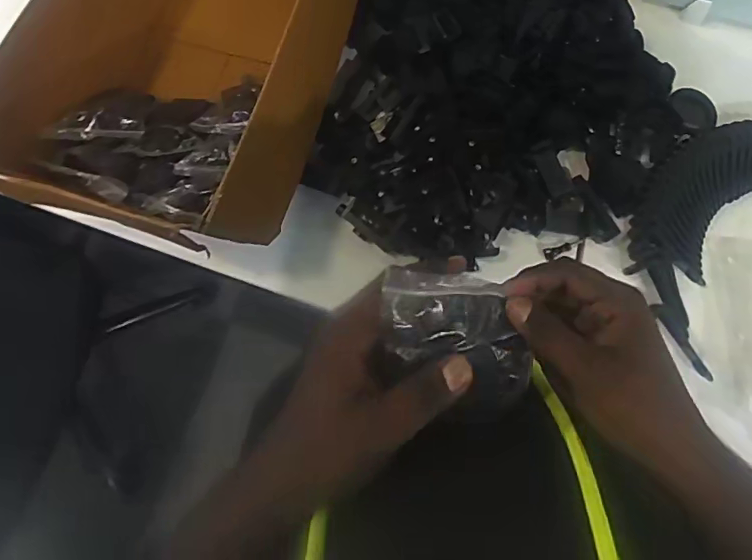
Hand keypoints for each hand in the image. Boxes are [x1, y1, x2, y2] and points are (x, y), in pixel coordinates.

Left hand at [255, 278, 473, 501]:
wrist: (281, 484)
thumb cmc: (328, 449)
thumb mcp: (382, 426)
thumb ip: (423, 394)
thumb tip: (466, 363)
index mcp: (349, 331)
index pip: (390, 285)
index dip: (426, 273)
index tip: (461, 268)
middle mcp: (345, 330)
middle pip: (390, 297)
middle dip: (428, 292)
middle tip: (470, 294)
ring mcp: (344, 349)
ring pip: (388, 320)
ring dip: (421, 316)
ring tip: (463, 317)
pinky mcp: (347, 369)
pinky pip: (383, 342)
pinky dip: (410, 340)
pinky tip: (438, 353)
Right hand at [504, 260, 725, 485]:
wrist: (675, 455)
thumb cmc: (631, 407)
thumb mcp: (582, 370)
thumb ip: (546, 331)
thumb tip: (511, 302)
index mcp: (617, 300)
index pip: (566, 272)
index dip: (531, 279)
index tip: (501, 297)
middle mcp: (616, 303)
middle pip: (566, 285)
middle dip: (534, 295)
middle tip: (501, 311)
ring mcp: (614, 324)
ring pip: (568, 306)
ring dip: (541, 314)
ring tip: (511, 325)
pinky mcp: (610, 344)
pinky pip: (575, 326)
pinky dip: (553, 331)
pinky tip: (533, 342)